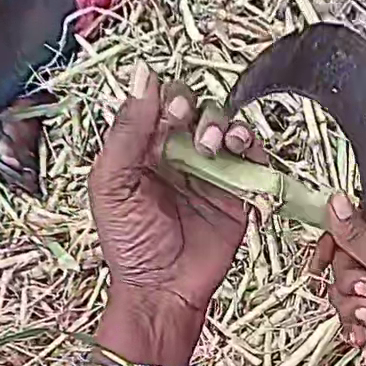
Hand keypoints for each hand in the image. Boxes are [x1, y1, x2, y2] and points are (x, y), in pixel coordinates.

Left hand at [88, 63, 260, 365]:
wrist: (162, 289)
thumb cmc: (130, 243)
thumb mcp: (112, 183)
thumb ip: (127, 131)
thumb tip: (144, 76)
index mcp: (145, 149)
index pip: (162, 103)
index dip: (170, 98)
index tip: (172, 112)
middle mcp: (179, 156)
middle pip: (199, 109)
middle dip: (200, 112)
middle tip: (195, 135)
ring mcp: (211, 174)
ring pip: (228, 129)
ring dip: (226, 127)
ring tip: (216, 146)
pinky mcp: (237, 195)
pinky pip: (252, 163)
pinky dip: (252, 150)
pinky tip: (241, 153)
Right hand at [312, 193, 365, 365]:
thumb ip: (360, 235)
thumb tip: (336, 203)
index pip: (352, 228)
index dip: (335, 244)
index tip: (324, 260)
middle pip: (342, 263)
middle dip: (350, 284)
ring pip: (342, 292)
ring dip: (352, 309)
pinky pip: (348, 315)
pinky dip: (353, 326)